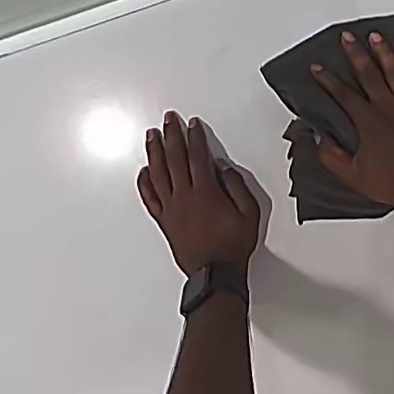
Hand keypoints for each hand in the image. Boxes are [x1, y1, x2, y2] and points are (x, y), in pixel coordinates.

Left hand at [138, 111, 261, 274]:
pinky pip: (150, 197)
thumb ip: (237, 187)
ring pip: (158, 173)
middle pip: (175, 158)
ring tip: (152, 136)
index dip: (195, 137)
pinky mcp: (164, 221)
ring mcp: (171, 208)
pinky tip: (143, 171)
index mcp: (205, 192)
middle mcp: (184, 197)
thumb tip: (224, 169)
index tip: (192, 124)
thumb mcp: (249, 213)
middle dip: (171, 135)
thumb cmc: (232, 247)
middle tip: (168, 119)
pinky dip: (144, 182)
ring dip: (154, 151)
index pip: (198, 156)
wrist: (215, 274)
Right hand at [311, 31, 393, 215]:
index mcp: (368, 122)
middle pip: (368, 73)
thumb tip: (319, 138)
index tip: (318, 67)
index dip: (328, 79)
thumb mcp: (352, 175)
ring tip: (376, 36)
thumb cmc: (392, 184)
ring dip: (384, 52)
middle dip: (355, 53)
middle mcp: (388, 108)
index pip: (343, 94)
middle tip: (347, 38)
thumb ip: (331, 156)